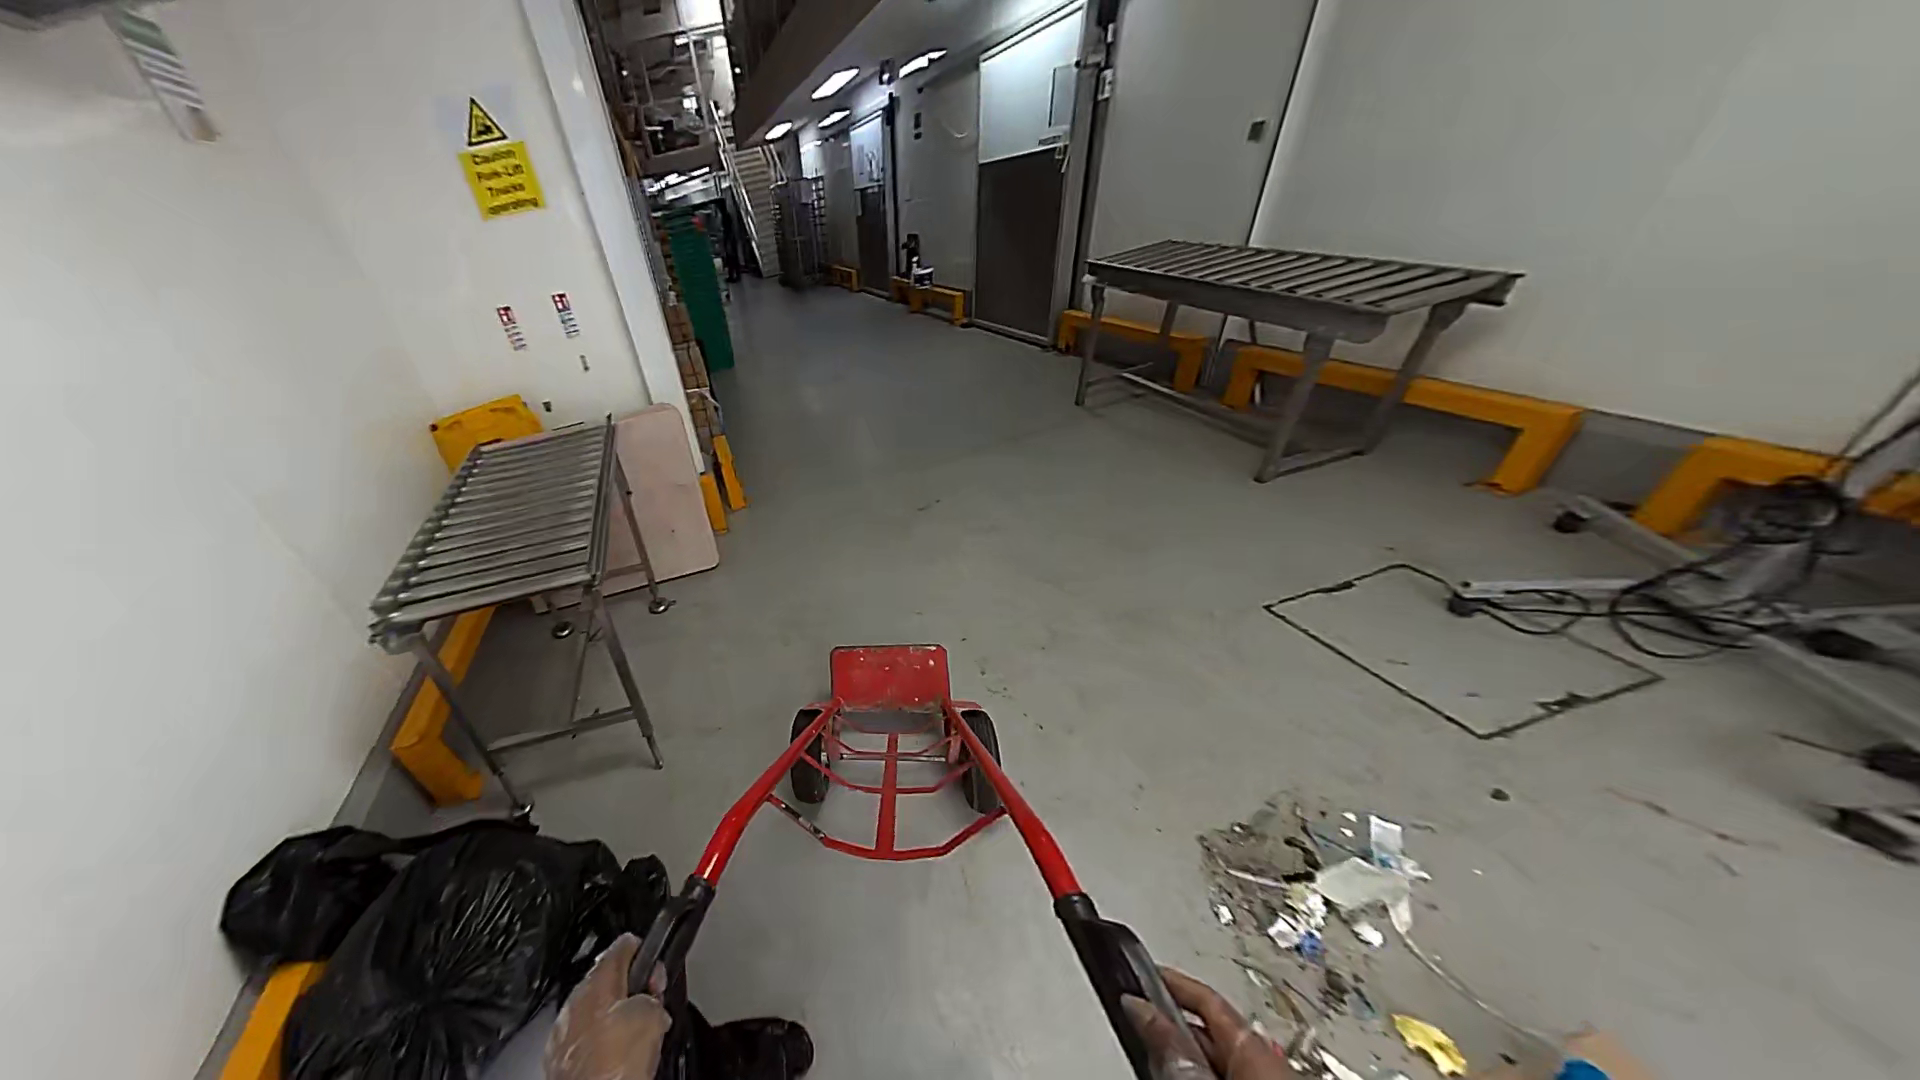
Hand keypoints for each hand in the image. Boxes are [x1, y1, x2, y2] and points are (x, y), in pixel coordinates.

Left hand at [544, 934, 672, 1079]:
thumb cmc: (617, 1061)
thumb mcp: (653, 1012)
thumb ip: (652, 992)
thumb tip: (649, 997)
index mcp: (596, 983)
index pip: (620, 948)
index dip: (642, 950)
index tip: (653, 958)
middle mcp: (573, 1004)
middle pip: (606, 980)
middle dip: (630, 985)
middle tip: (652, 996)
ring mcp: (562, 1035)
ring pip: (595, 1010)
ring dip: (614, 1013)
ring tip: (637, 1029)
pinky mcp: (559, 1064)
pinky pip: (585, 1039)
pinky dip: (601, 1040)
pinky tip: (618, 1051)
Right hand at [1123, 968, 1297, 1079]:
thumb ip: (1171, 1048)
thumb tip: (1140, 1007)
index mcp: (1255, 1050)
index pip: (1207, 999)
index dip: (1172, 984)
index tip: (1140, 976)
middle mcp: (1268, 1066)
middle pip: (1213, 1034)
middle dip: (1174, 1029)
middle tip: (1139, 1028)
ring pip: (1220, 1067)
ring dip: (1186, 1062)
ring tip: (1154, 1064)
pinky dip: (1205, 1078)